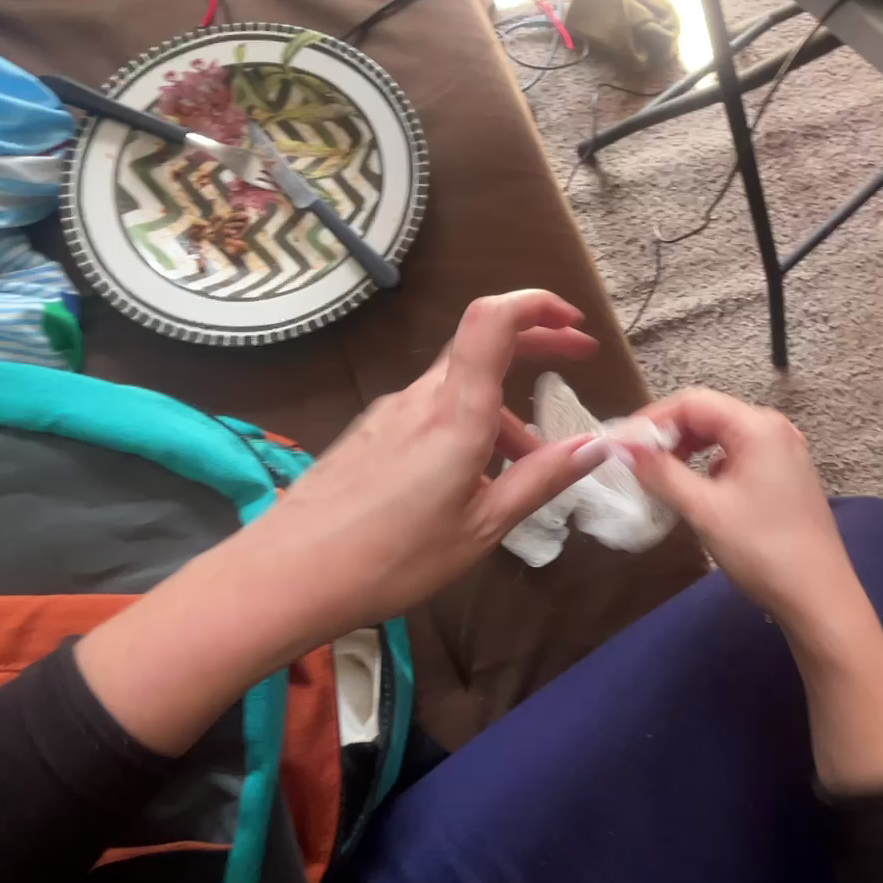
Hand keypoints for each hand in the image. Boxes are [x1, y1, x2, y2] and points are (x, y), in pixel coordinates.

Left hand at [235, 290, 610, 638]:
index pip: (494, 320)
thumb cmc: (394, 557)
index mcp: (457, 412)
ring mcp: (392, 412)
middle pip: (484, 343)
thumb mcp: (483, 526)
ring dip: (504, 412)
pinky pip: (434, 413)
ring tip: (528, 465)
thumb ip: (542, 479)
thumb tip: (597, 445)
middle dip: (538, 343)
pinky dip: (469, 428)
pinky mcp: (372, 433)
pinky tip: (472, 480)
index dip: (538, 304)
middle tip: (579, 357)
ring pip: (462, 389)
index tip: (575, 325)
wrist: (286, 578)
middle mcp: (423, 397)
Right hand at [618, 388, 859, 628]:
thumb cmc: (763, 550)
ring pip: (723, 436)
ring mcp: (784, 452)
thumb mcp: (704, 509)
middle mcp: (774, 429)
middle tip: (636, 461)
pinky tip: (697, 491)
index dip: (652, 419)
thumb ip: (661, 473)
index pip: (693, 402)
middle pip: (709, 414)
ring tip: (660, 476)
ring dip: (688, 450)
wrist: (820, 599)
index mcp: (758, 427)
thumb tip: (623, 447)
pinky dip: (710, 466)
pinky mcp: (786, 475)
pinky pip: (739, 456)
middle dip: (669, 434)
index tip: (622, 444)